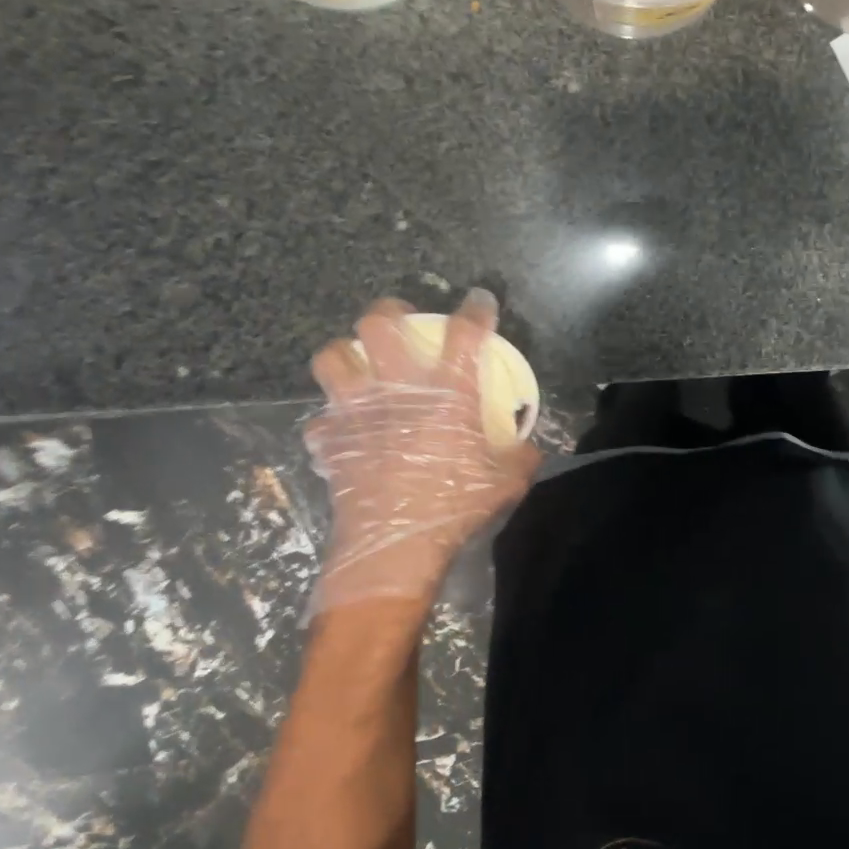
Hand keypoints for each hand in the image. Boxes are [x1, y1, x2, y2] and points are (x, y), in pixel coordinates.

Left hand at [303, 292, 542, 613]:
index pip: (465, 332)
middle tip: (401, 321)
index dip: (476, 309)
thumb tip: (528, 446)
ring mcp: (355, 411)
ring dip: (345, 354)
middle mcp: (396, 389)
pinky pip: (321, 421)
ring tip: (358, 364)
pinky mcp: (329, 440)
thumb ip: (520, 456)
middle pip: (378, 325)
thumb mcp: (507, 482)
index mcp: (448, 392)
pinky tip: (344, 433)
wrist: (393, 547)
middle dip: (389, 312)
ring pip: (333, 357)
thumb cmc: (454, 506)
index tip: (481, 300)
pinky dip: (331, 422)